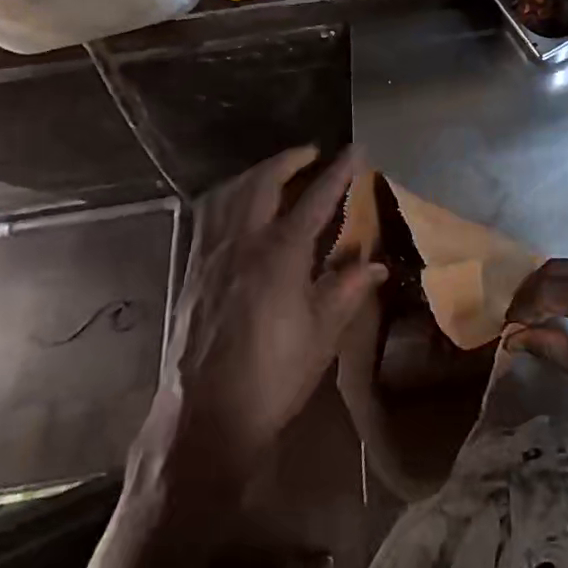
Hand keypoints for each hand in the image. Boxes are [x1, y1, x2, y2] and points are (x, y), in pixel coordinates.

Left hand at [143, 146, 385, 482]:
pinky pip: (208, 216)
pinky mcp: (193, 272)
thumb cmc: (274, 375)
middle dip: (289, 160)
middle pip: (263, 184)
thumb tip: (374, 264)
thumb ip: (348, 289)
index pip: (315, 200)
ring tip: (276, 171)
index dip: (338, 172)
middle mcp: (242, 244)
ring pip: (229, 195)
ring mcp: (211, 256)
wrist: (206, 416)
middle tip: (311, 152)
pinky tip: (237, 207)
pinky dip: (228, 197)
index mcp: (280, 255)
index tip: (355, 150)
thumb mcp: (323, 333)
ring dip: (255, 174)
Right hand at [503, 259, 567, 459]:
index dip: (522, 308)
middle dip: (529, 292)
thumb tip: (512, 337)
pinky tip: (554, 306)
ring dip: (543, 285)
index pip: (547, 291)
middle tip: (515, 320)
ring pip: (566, 266)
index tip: (507, 328)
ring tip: (530, 315)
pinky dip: (562, 283)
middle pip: (553, 270)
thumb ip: (550, 347)